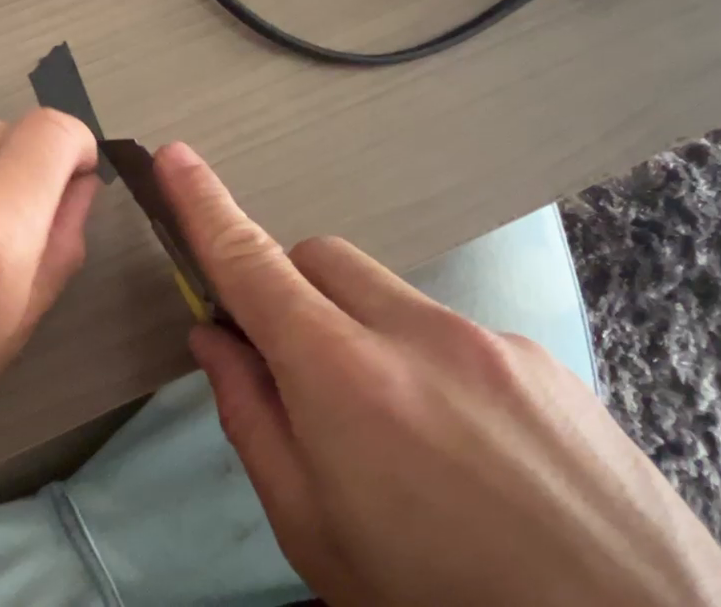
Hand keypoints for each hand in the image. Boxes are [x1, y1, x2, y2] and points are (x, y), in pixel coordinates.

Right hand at [154, 143, 720, 606]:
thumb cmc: (438, 598)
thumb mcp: (310, 526)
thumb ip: (250, 417)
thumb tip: (215, 339)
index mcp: (344, 378)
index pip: (252, 264)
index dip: (202, 206)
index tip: (172, 157)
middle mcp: (419, 335)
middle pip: (320, 259)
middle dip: (287, 288)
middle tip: (289, 364)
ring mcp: (492, 341)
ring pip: (387, 295)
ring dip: (359, 329)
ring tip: (395, 430)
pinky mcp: (547, 362)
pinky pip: (453, 330)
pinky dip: (424, 359)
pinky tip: (464, 446)